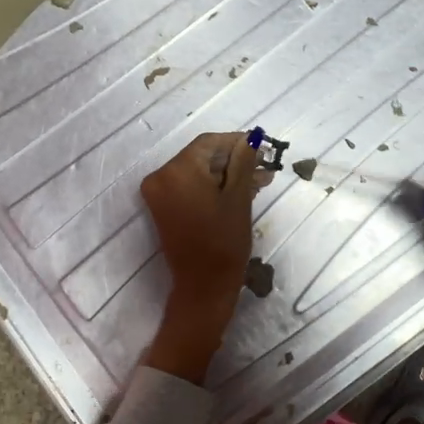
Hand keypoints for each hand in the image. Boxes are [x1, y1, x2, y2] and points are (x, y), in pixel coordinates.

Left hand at [140, 132, 262, 381]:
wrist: (204, 285)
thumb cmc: (223, 242)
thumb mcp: (238, 197)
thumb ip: (243, 162)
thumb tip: (250, 138)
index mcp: (176, 171)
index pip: (208, 143)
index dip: (236, 142)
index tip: (262, 147)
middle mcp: (160, 176)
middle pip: (202, 157)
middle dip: (234, 161)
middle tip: (264, 167)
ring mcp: (159, 193)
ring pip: (198, 172)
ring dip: (226, 175)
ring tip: (259, 182)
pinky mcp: (163, 207)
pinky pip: (190, 187)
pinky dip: (212, 187)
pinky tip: (240, 190)